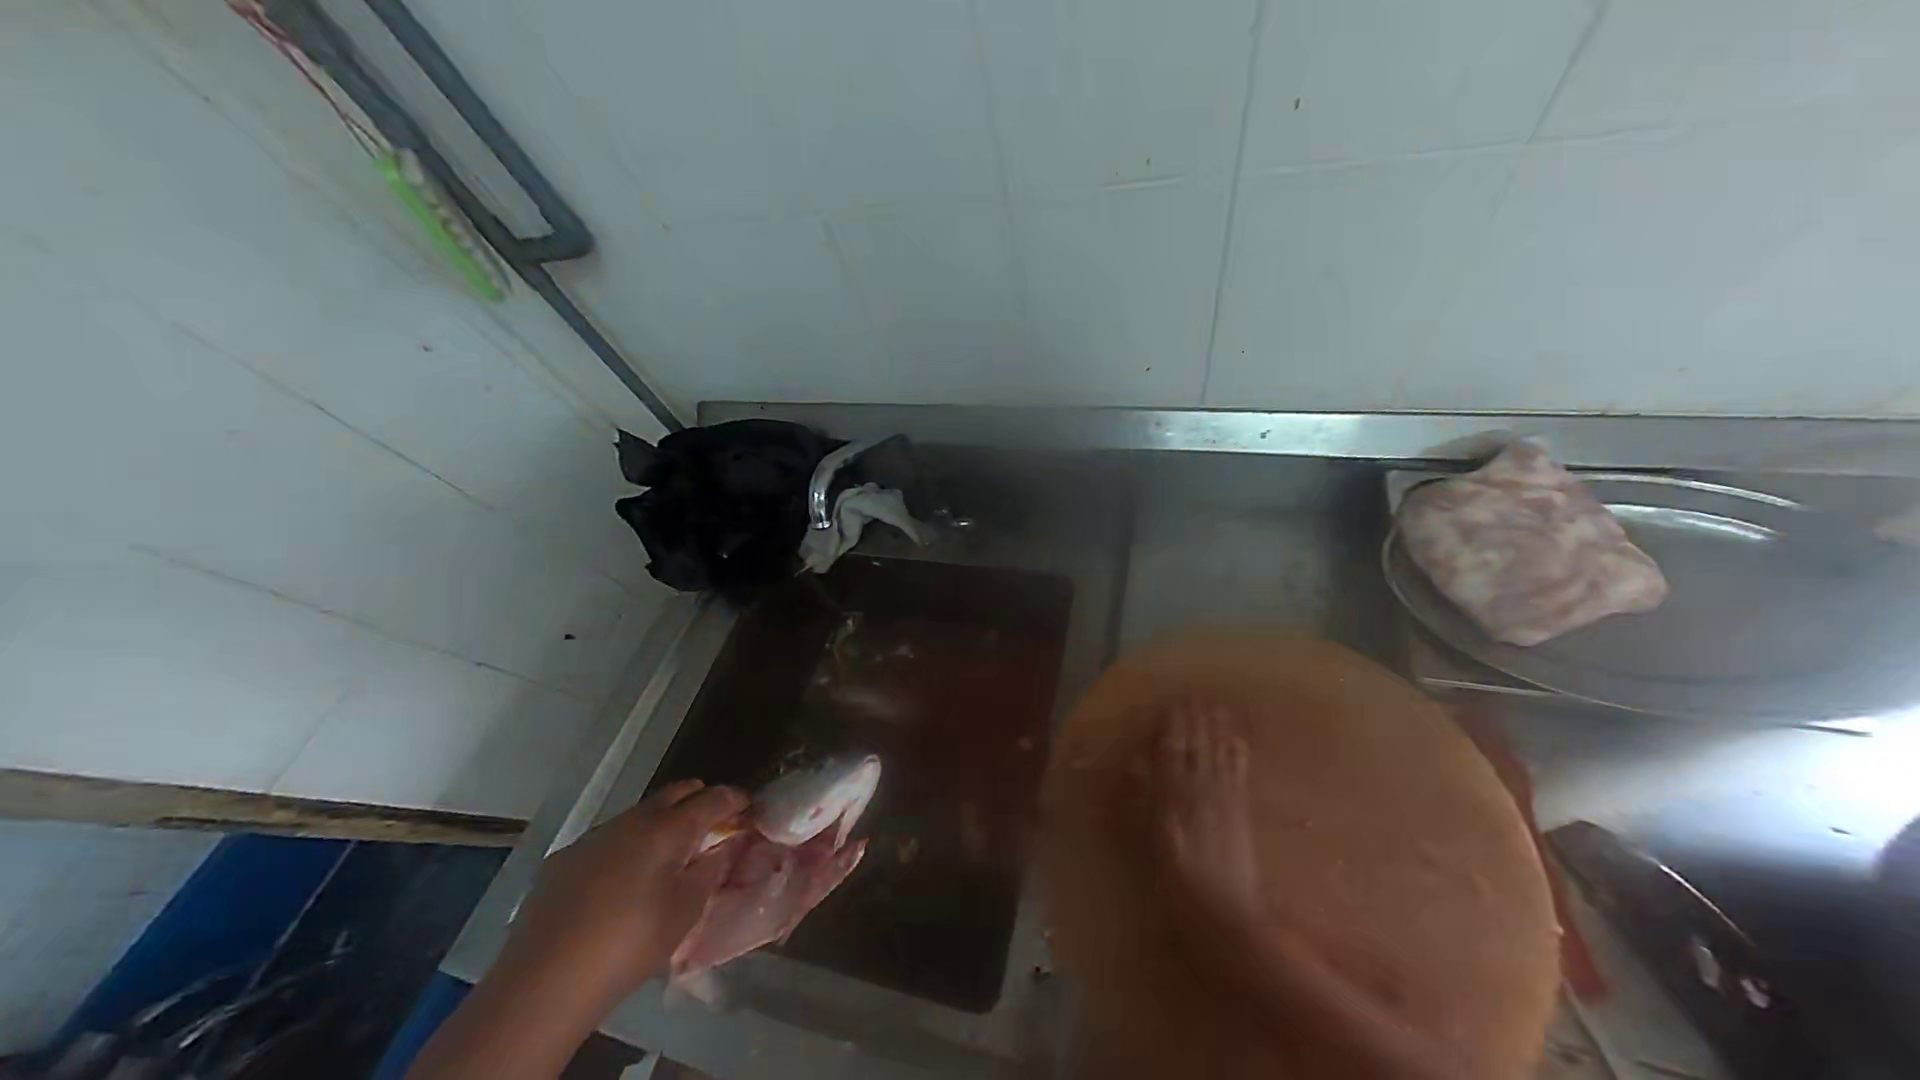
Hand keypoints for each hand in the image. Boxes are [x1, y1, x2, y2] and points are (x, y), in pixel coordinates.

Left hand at [406, 781, 747, 1079]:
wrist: (545, 979)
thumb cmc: (631, 942)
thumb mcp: (686, 910)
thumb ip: (712, 869)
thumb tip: (728, 844)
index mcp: (668, 828)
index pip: (713, 798)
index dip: (735, 799)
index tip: (749, 808)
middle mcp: (633, 820)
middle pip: (676, 792)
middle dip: (700, 801)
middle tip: (713, 826)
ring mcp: (595, 836)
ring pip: (640, 814)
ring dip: (662, 823)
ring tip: (668, 857)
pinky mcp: (565, 858)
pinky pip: (608, 838)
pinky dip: (627, 846)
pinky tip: (621, 883)